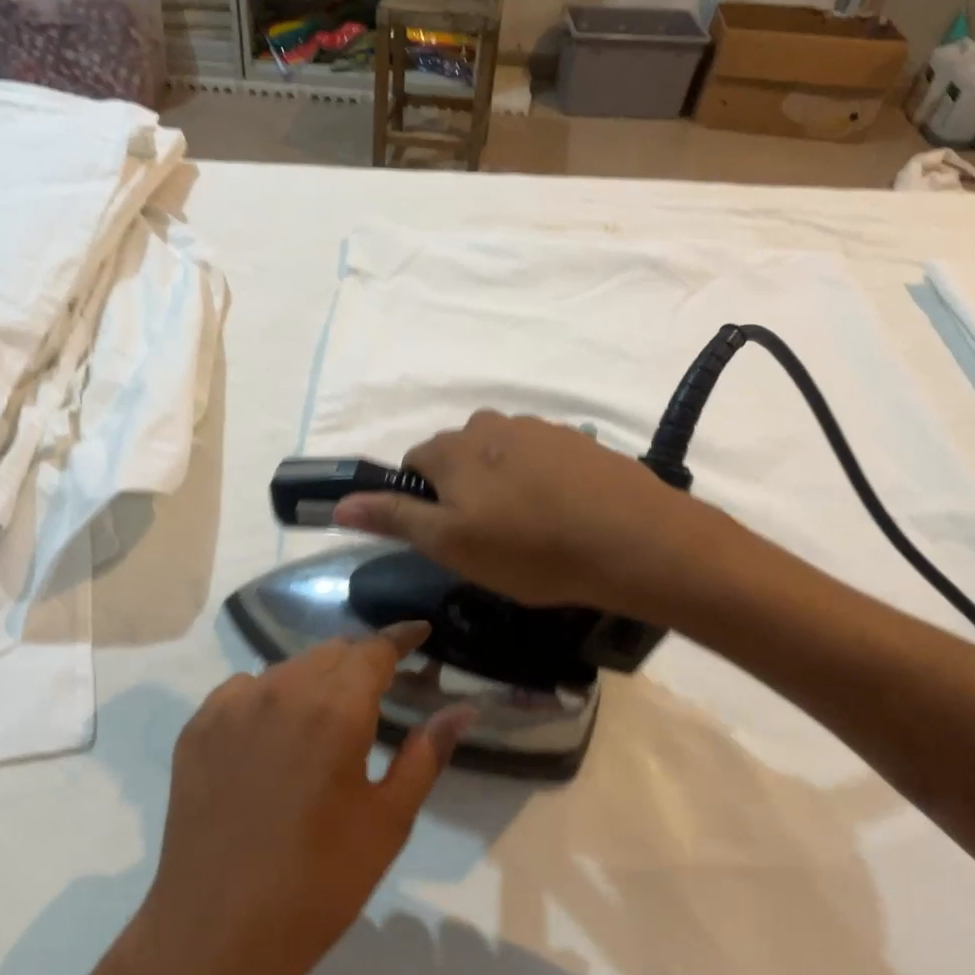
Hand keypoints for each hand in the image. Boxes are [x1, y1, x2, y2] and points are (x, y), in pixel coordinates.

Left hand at [135, 625, 475, 974]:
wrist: (217, 933)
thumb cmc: (320, 884)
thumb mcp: (388, 821)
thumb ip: (427, 754)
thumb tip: (462, 707)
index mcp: (334, 709)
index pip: (374, 649)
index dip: (401, 637)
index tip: (420, 633)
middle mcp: (279, 690)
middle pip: (330, 654)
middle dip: (360, 661)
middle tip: (381, 687)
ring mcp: (230, 707)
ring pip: (285, 669)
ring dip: (315, 680)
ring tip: (328, 717)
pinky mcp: (197, 729)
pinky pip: (243, 691)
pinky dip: (269, 697)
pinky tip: (275, 735)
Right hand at [332, 411, 737, 611]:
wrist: (633, 540)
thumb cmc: (530, 549)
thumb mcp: (450, 544)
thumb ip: (394, 517)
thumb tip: (341, 502)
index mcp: (453, 448)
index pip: (413, 463)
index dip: (421, 501)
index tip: (446, 537)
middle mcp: (491, 425)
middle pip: (457, 457)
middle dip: (461, 492)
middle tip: (488, 541)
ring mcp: (539, 429)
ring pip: (499, 458)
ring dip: (501, 487)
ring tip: (529, 532)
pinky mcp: (578, 442)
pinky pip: (539, 461)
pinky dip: (539, 484)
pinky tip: (561, 517)